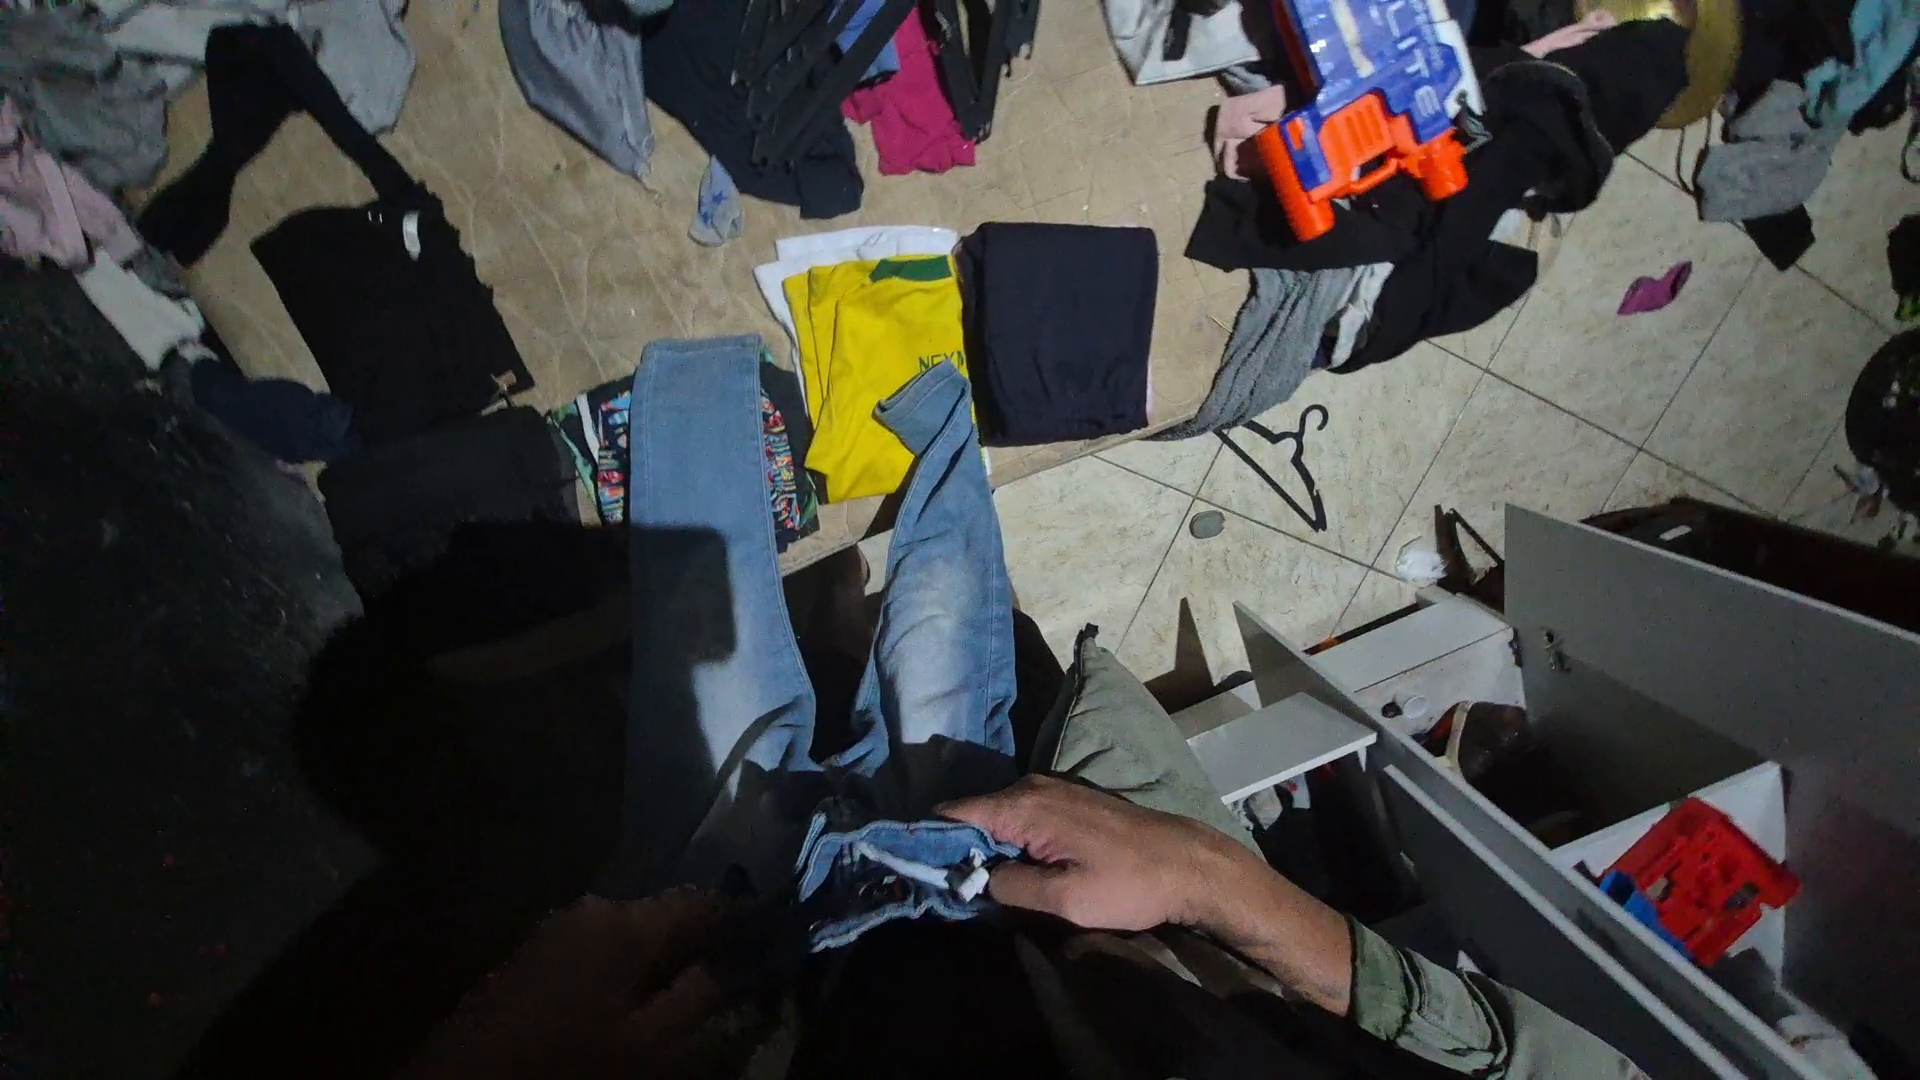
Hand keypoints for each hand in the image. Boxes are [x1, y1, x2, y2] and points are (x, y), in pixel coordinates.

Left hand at [399, 891, 769, 1079]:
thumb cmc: (560, 1072)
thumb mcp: (644, 1049)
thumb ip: (700, 998)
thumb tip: (739, 963)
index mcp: (626, 922)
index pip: (704, 901)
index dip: (739, 920)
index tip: (766, 941)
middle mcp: (594, 907)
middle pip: (666, 917)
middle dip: (695, 946)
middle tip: (720, 982)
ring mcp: (556, 928)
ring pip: (632, 934)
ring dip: (657, 962)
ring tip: (671, 1001)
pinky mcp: (531, 955)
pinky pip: (597, 949)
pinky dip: (621, 971)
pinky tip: (620, 1008)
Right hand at [938, 774, 1262, 932]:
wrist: (1186, 862)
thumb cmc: (1126, 882)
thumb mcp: (1064, 899)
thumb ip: (1009, 886)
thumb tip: (972, 877)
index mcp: (1022, 806)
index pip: (954, 812)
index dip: (928, 837)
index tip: (907, 863)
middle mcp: (1029, 786)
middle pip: (972, 813)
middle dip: (954, 845)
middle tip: (941, 883)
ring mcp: (1049, 788)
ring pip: (996, 814)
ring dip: (982, 844)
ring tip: (969, 879)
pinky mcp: (1065, 798)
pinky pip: (1019, 814)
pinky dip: (1005, 837)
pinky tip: (1007, 864)